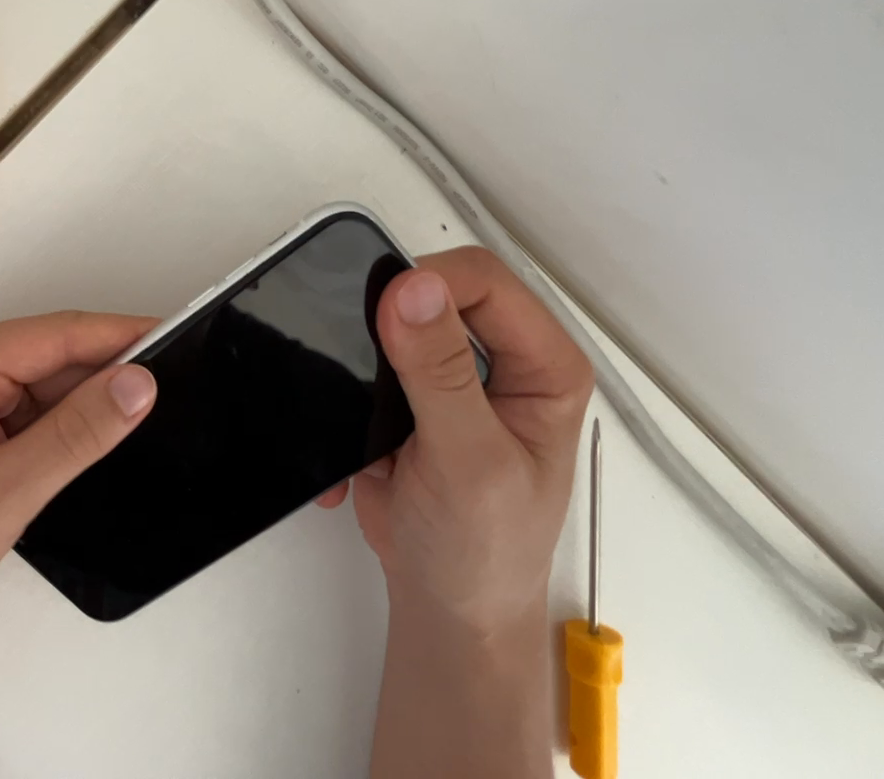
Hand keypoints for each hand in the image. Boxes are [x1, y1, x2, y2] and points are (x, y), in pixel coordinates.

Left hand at [0, 311, 158, 631]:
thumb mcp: (3, 491)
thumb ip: (74, 435)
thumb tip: (135, 386)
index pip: (57, 335)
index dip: (121, 334)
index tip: (177, 336)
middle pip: (55, 354)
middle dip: (110, 372)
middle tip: (170, 393)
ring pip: (48, 381)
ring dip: (87, 402)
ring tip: (135, 426)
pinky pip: (32, 404)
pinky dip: (65, 422)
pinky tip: (91, 440)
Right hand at [318, 246, 592, 630]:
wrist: (443, 601)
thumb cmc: (480, 543)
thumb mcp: (467, 458)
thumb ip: (441, 372)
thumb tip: (411, 287)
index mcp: (542, 365)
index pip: (483, 283)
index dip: (428, 285)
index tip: (376, 318)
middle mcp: (499, 361)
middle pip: (434, 293)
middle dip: (384, 320)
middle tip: (352, 364)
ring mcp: (448, 379)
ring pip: (392, 323)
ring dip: (357, 354)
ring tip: (344, 402)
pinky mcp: (403, 399)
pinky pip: (362, 363)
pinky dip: (342, 389)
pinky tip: (341, 432)